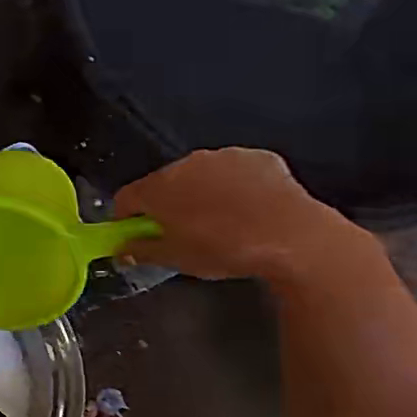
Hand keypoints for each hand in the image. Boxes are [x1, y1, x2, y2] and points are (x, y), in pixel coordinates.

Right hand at [112, 148, 375, 281]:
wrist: (292, 237)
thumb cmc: (223, 249)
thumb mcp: (174, 259)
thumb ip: (140, 251)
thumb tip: (123, 250)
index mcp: (158, 187)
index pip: (125, 198)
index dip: (125, 219)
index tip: (134, 237)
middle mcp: (186, 164)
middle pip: (162, 184)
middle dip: (164, 205)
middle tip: (177, 234)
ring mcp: (224, 156)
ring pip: (198, 176)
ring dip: (198, 194)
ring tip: (216, 224)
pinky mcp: (258, 157)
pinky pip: (233, 172)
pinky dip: (231, 187)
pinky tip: (245, 210)